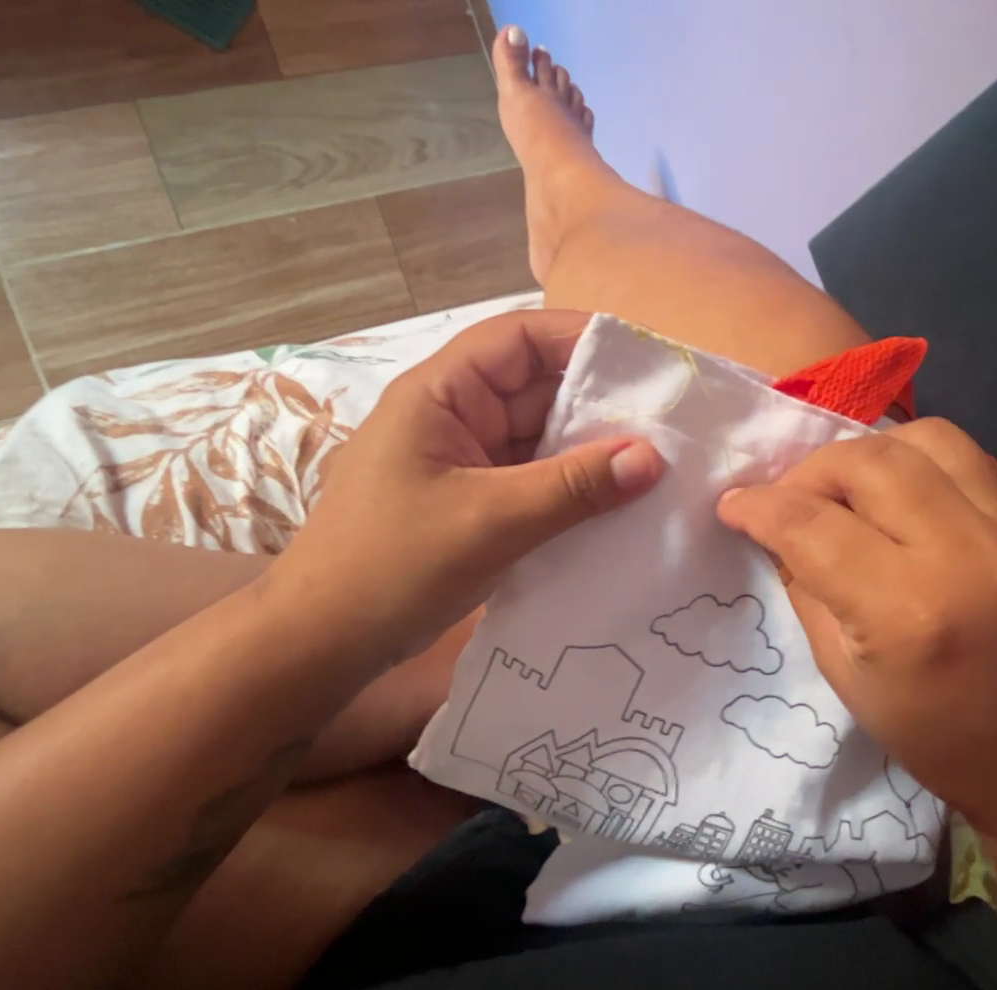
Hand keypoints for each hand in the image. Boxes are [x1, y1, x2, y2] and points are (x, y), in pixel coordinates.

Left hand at [262, 310, 665, 666]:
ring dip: (591, 450)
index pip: (519, 339)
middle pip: (537, 388)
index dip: (583, 339)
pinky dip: (571, 489)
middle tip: (672, 423)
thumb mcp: (490, 520)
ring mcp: (462, 463)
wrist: (324, 642)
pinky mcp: (472, 505)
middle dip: (600, 402)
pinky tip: (617, 505)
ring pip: (539, 439)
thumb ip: (574, 486)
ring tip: (660, 465)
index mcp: (441, 393)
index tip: (649, 362)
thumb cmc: (392, 566)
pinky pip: (532, 481)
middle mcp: (453, 417)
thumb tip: (654, 457)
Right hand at [717, 418, 996, 835]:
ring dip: (870, 454)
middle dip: (811, 472)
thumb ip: (807, 586)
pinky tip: (909, 508)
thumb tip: (776, 529)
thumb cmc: (932, 732)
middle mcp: (967, 555)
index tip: (735, 505)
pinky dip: (922, 471)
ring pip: (927, 438)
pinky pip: (970, 463)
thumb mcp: (843, 672)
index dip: (761, 508)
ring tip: (852, 491)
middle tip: (793, 500)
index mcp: (907, 611)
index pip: (813, 527)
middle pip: (869, 462)